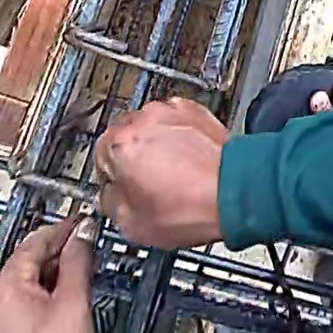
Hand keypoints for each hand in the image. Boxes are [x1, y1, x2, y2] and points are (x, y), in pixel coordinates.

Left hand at [0, 220, 93, 332]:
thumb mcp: (72, 310)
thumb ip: (78, 263)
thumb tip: (83, 233)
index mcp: (1, 290)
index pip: (36, 241)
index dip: (65, 230)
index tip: (83, 226)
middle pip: (24, 267)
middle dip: (55, 261)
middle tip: (83, 258)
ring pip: (17, 294)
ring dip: (44, 288)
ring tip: (71, 293)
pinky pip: (8, 320)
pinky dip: (31, 313)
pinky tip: (52, 325)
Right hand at [96, 98, 226, 248]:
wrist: (232, 189)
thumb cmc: (189, 206)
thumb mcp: (132, 225)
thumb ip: (109, 202)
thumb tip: (109, 193)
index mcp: (120, 145)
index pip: (100, 155)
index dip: (111, 176)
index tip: (122, 187)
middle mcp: (142, 120)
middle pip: (124, 136)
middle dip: (132, 156)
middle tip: (147, 181)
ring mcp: (168, 110)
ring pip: (149, 125)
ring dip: (154, 142)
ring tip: (172, 170)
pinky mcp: (190, 108)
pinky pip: (173, 119)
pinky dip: (176, 133)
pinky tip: (186, 157)